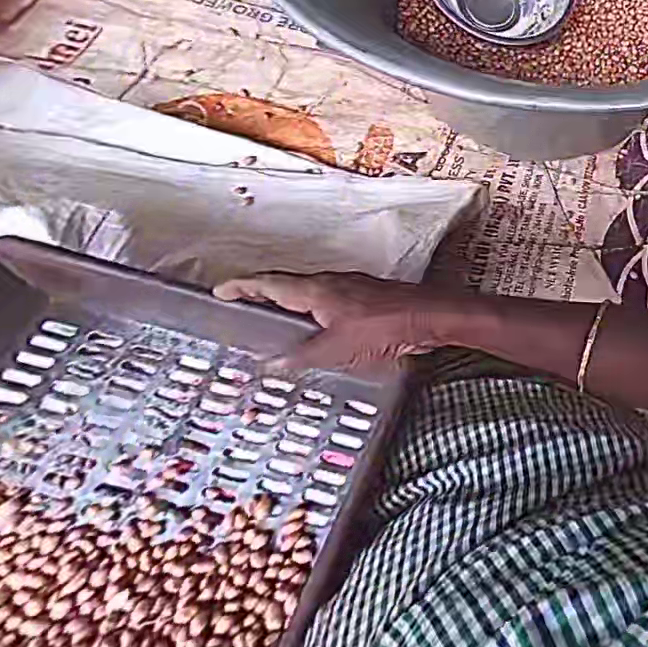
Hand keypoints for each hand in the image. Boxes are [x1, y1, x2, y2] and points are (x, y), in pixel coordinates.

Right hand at [213, 272, 478, 368]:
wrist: (426, 316)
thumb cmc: (381, 328)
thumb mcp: (335, 348)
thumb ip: (301, 356)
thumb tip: (271, 362)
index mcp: (316, 290)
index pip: (270, 283)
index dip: (243, 286)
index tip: (221, 289)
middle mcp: (332, 283)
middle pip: (289, 286)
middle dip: (264, 294)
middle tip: (243, 306)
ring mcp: (352, 288)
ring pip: (311, 294)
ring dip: (291, 304)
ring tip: (275, 321)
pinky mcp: (368, 299)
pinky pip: (331, 302)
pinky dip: (315, 312)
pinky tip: (318, 329)